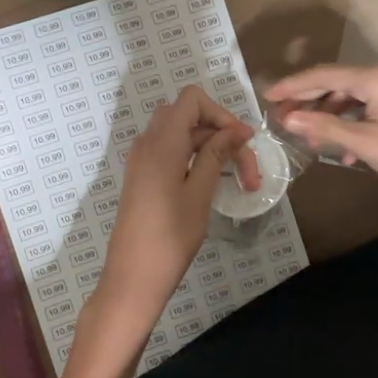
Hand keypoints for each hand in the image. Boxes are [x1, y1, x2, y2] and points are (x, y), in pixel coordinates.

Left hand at [98, 87, 258, 315]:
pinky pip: (170, 151)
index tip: (244, 142)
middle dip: (220, 130)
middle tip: (244, 164)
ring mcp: (141, 161)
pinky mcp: (142, 177)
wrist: (133, 277)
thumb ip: (216, 156)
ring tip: (236, 178)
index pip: (192, 100)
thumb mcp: (199, 194)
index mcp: (161, 144)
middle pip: (188, 115)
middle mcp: (147, 144)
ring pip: (181, 134)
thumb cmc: (170, 238)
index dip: (221, 113)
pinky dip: (194, 157)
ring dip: (210, 146)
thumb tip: (236, 130)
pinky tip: (212, 182)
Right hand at [265, 64, 377, 210]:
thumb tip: (288, 119)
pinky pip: (367, 106)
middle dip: (308, 100)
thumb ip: (324, 127)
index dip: (294, 86)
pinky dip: (350, 122)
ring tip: (305, 136)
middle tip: (280, 116)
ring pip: (351, 96)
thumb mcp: (364, 144)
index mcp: (377, 78)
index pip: (325, 76)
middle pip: (336, 82)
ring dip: (328, 115)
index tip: (267, 97)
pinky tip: (339, 150)